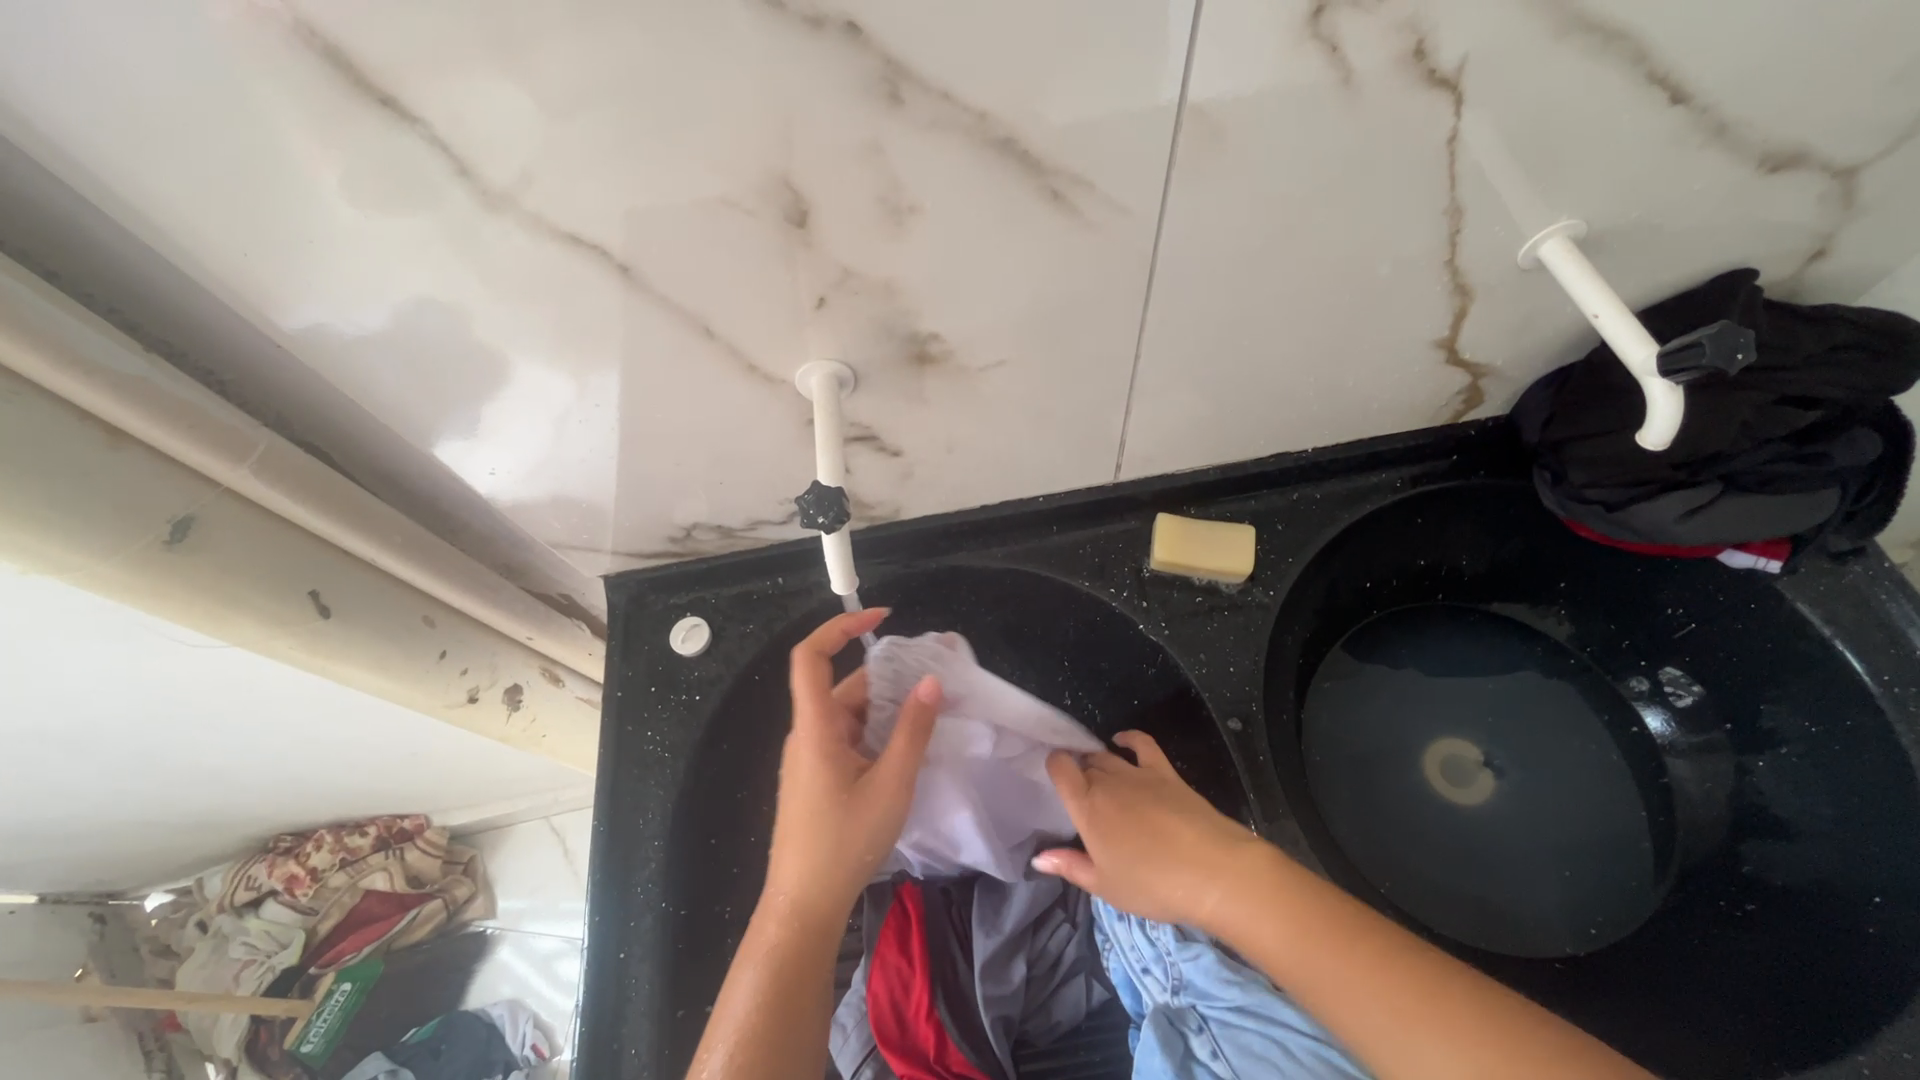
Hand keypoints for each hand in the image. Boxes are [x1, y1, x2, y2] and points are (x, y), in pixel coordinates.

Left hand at [761, 609, 939, 927]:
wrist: (804, 904)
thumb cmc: (845, 843)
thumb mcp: (891, 785)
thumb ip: (912, 731)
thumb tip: (931, 682)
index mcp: (815, 728)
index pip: (811, 657)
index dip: (839, 627)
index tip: (880, 616)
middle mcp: (806, 735)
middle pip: (842, 688)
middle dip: (886, 677)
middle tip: (934, 677)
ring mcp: (809, 759)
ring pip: (848, 716)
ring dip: (884, 710)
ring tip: (930, 713)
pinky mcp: (815, 779)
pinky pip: (846, 740)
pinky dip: (875, 733)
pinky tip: (907, 749)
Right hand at [1033, 730, 1269, 929]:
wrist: (1213, 871)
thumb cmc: (1153, 885)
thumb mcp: (1105, 886)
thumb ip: (1070, 866)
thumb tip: (1039, 857)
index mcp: (1087, 807)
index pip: (1060, 767)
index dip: (1054, 766)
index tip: (1055, 779)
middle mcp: (1108, 782)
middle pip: (1084, 762)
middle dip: (1077, 771)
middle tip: (1080, 795)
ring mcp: (1139, 774)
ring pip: (1108, 756)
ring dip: (1098, 762)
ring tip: (1098, 776)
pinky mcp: (1166, 773)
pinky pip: (1142, 744)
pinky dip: (1129, 738)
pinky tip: (1123, 740)